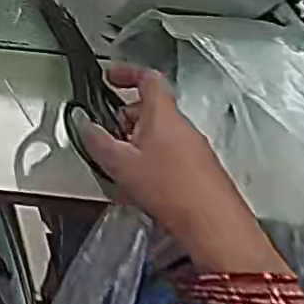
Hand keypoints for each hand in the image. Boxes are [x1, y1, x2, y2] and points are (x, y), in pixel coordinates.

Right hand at [79, 66, 285, 272]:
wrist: (217, 230)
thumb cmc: (171, 191)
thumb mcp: (118, 162)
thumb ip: (95, 138)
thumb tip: (86, 126)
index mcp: (164, 116)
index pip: (149, 79)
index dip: (126, 72)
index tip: (110, 77)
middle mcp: (184, 128)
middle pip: (151, 108)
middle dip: (125, 117)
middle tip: (108, 131)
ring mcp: (197, 150)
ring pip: (161, 132)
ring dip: (138, 140)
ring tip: (123, 162)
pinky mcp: (204, 172)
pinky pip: (172, 153)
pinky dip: (153, 158)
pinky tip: (143, 181)